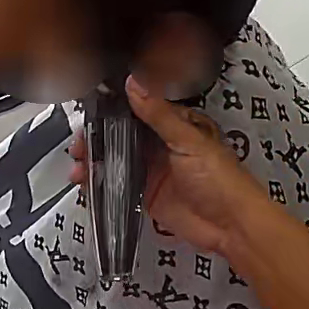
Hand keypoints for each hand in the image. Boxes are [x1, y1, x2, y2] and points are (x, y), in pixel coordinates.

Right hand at [70, 76, 265, 252]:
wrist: (230, 225)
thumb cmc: (220, 179)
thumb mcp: (189, 141)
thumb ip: (159, 114)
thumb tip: (135, 83)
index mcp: (178, 125)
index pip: (141, 108)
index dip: (115, 107)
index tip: (90, 106)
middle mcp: (163, 144)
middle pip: (123, 134)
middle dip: (99, 135)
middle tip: (79, 141)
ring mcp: (154, 170)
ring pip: (117, 158)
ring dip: (95, 158)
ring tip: (77, 161)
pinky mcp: (147, 194)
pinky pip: (118, 184)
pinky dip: (99, 181)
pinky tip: (85, 180)